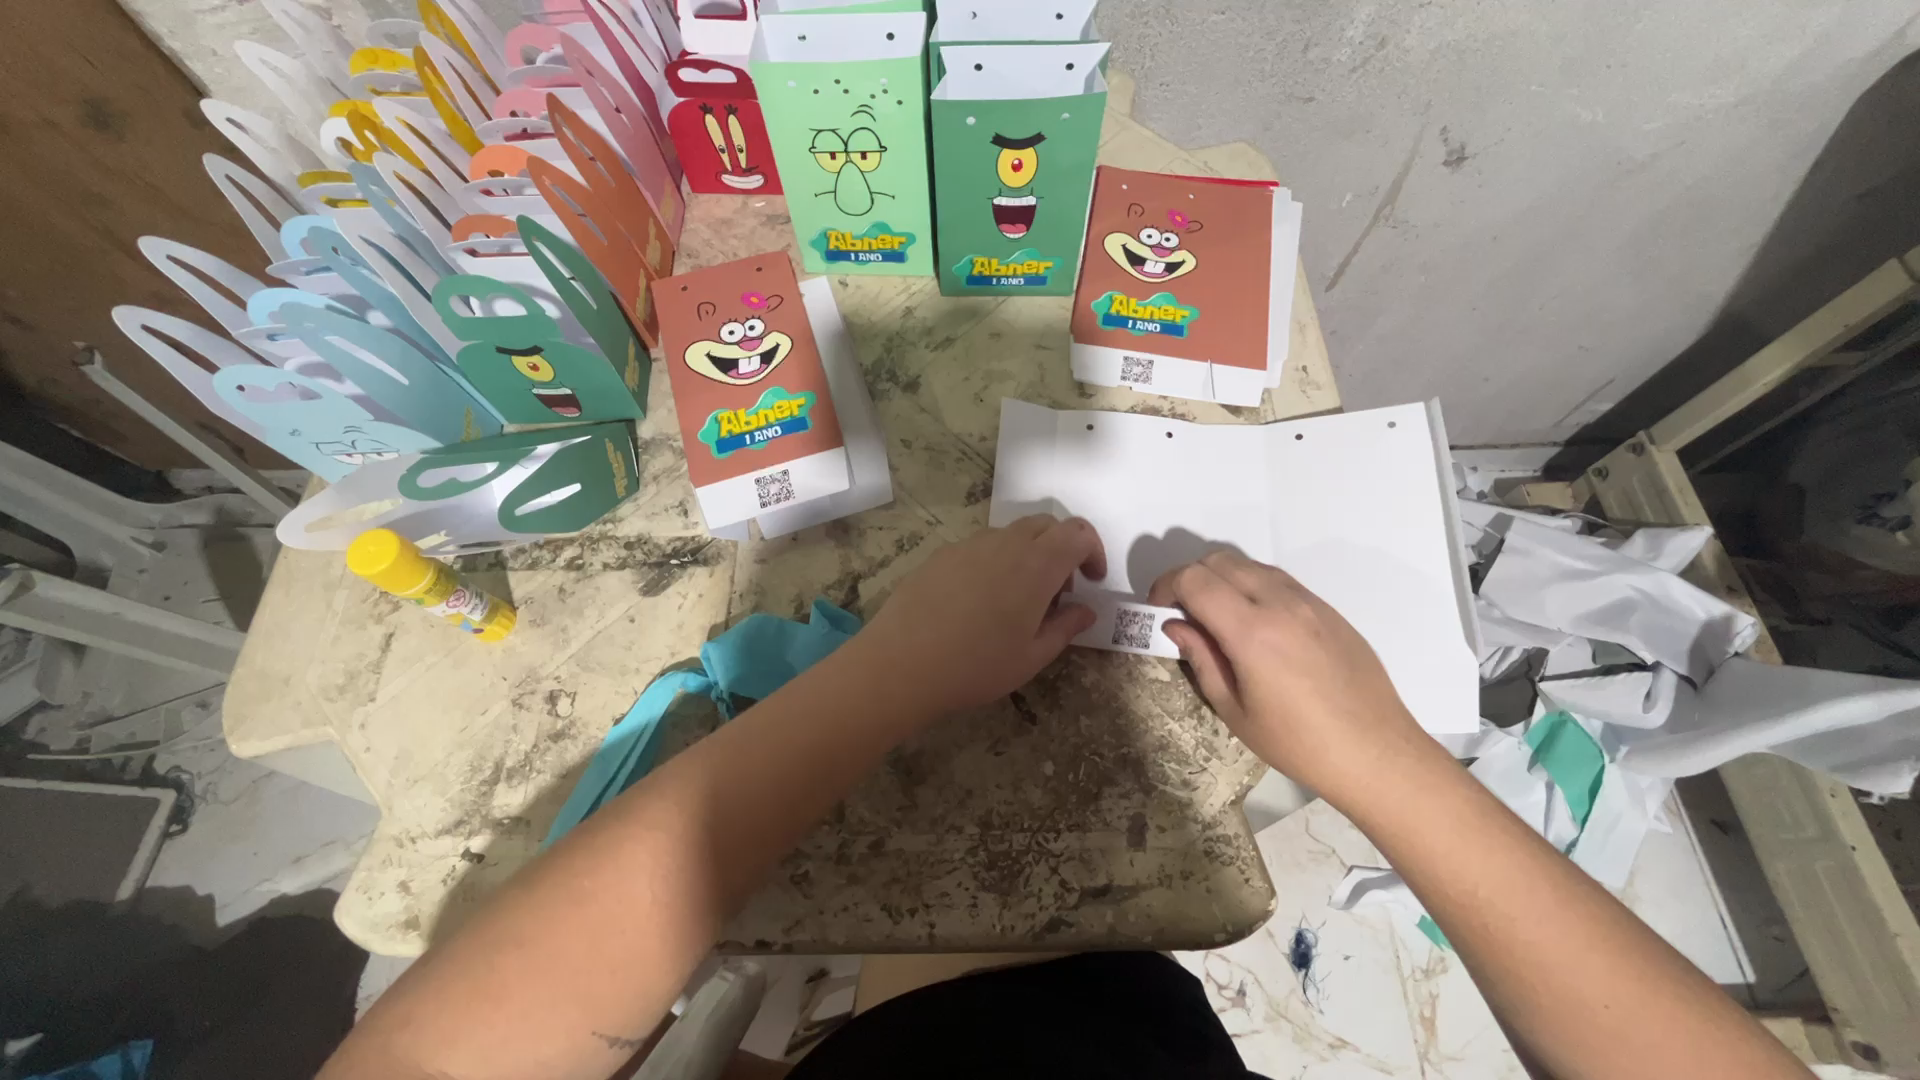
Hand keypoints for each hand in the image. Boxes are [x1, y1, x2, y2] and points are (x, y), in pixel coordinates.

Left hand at [857, 516, 1104, 714]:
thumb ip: (1065, 627)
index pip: (1078, 533)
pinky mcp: (942, 554)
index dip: (1092, 551)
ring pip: (1011, 535)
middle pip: (1046, 525)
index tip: (1091, 581)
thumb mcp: (1032, 656)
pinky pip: (980, 547)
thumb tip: (1085, 610)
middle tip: (1057, 593)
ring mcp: (970, 545)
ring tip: (1017, 601)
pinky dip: (995, 562)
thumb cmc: (977, 665)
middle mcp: (1005, 543)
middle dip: (1062, 550)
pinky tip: (978, 603)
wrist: (902, 663)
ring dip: (1027, 555)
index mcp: (1037, 564)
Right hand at [1149, 551, 1434, 797]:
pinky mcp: (1329, 610)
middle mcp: (1281, 603)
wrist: (1377, 753)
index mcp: (1252, 631)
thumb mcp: (1234, 710)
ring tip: (1216, 619)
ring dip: (1222, 580)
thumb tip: (1175, 625)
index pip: (1195, 580)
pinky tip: (1254, 627)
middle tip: (1182, 614)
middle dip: (1190, 579)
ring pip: (1250, 565)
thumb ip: (1201, 658)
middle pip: (1219, 561)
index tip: (1158, 612)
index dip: (1166, 587)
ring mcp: (1309, 602)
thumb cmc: (1297, 743)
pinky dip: (1252, 588)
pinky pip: (1278, 580)